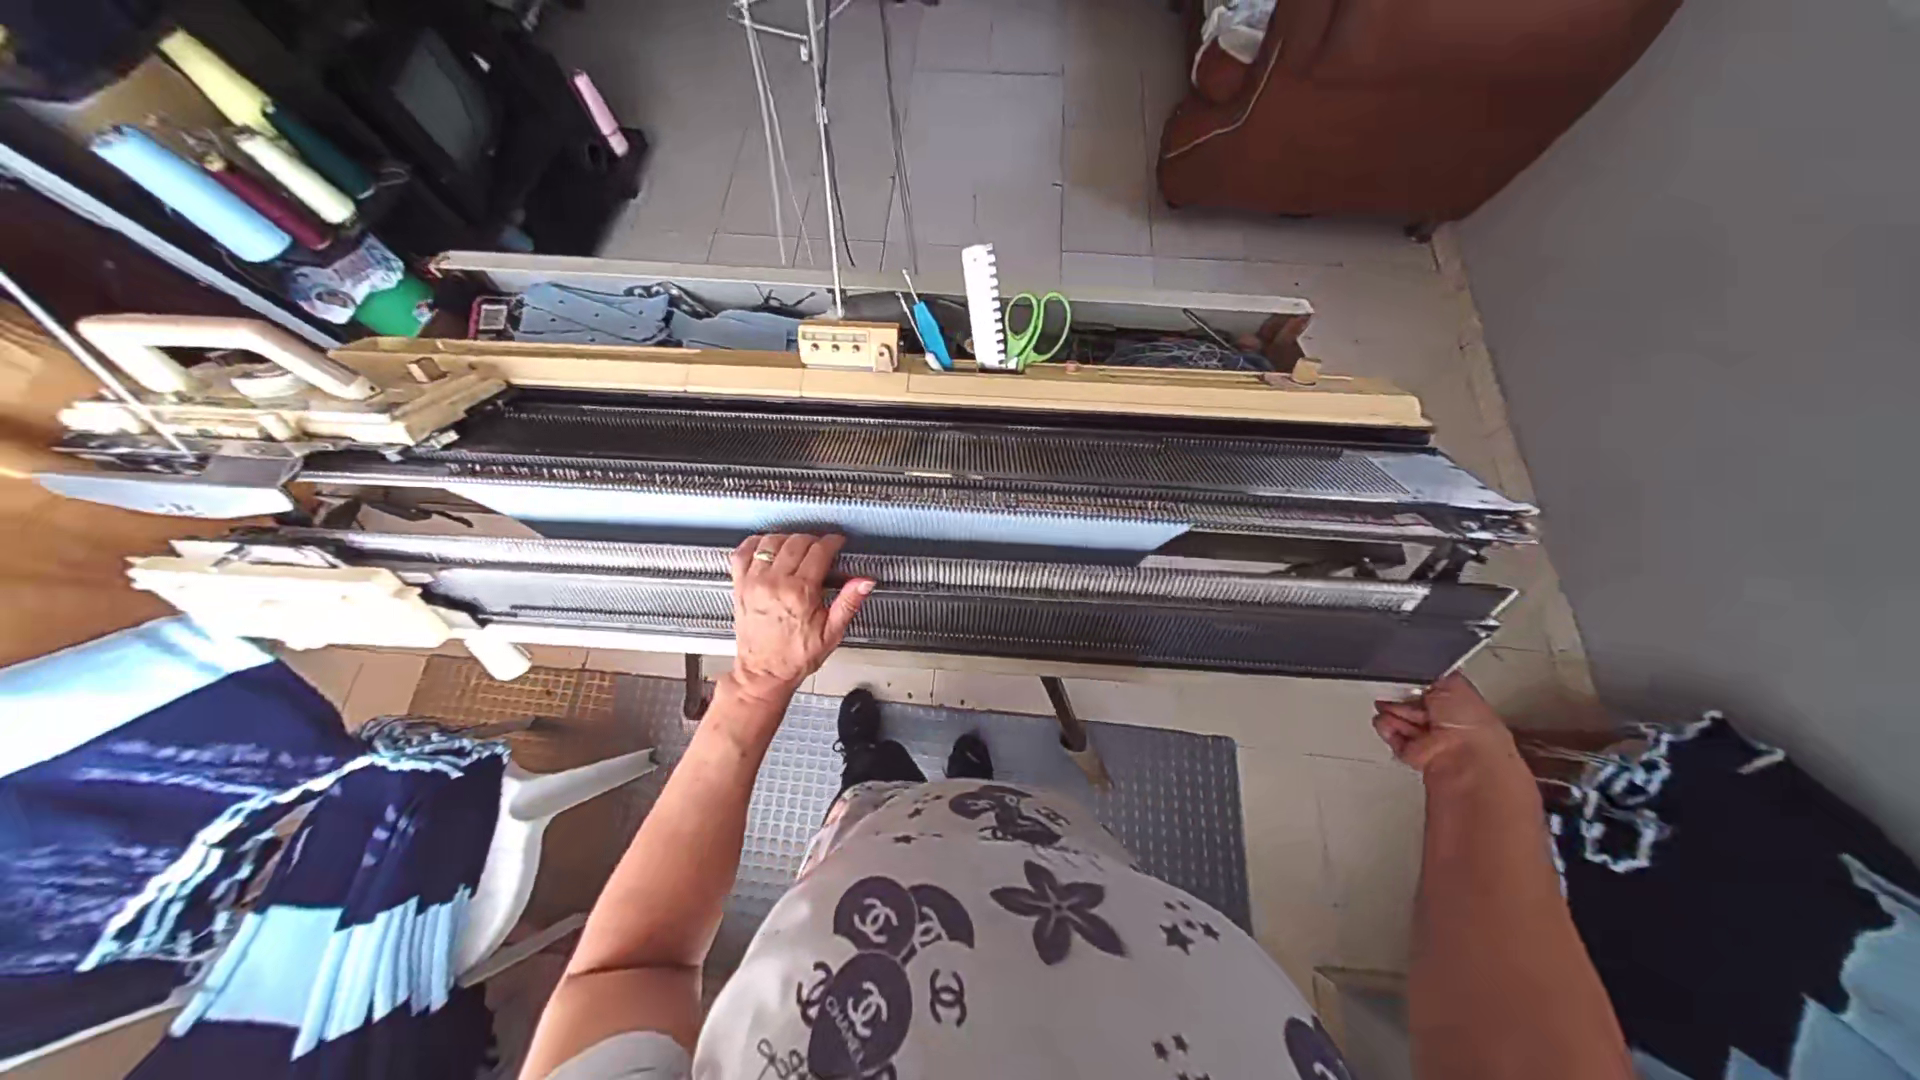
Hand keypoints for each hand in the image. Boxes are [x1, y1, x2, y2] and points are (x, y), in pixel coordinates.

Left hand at [725, 533, 873, 703]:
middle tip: (821, 547)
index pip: (819, 550)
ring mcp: (754, 582)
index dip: (832, 542)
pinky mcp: (740, 585)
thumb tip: (864, 583)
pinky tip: (767, 547)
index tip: (837, 543)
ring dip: (788, 539)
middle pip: (796, 541)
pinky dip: (756, 544)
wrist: (763, 672)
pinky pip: (743, 552)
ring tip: (798, 547)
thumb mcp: (832, 633)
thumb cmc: (794, 657)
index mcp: (800, 593)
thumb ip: (849, 603)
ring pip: (772, 541)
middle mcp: (775, 583)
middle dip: (813, 539)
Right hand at [1372, 673, 1524, 782]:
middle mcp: (1444, 722)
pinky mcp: (1412, 752)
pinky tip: (1387, 722)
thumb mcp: (1452, 683)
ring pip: (1397, 718)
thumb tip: (1417, 666)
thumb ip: (1432, 671)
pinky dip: (1386, 728)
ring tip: (1390, 709)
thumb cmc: (1472, 725)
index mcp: (1459, 705)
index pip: (1428, 688)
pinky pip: (1390, 735)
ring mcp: (1428, 738)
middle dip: (1397, 697)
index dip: (1413, 682)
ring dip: (1390, 712)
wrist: (1460, 757)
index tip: (1402, 677)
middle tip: (1392, 693)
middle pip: (1408, 703)